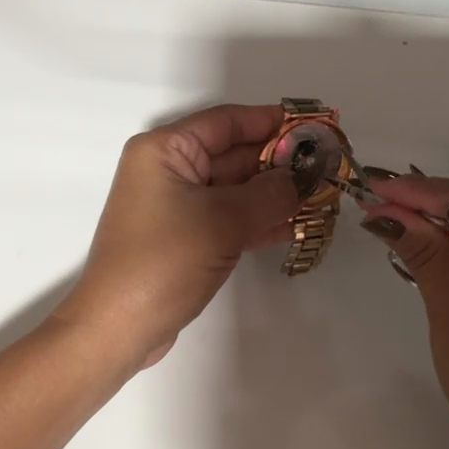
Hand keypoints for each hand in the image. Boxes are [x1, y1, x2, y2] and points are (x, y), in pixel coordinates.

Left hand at [55, 104, 301, 364]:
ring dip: (275, 193)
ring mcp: (176, 207)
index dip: (271, 121)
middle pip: (233, 154)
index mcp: (165, 150)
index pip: (226, 122)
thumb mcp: (222, 221)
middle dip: (280, 161)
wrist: (119, 326)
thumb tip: (302, 178)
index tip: (315, 126)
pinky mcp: (184, 238)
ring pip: (235, 189)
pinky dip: (260, 220)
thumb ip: (269, 194)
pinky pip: (229, 218)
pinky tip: (298, 224)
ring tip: (323, 195)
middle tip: (329, 166)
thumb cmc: (164, 260)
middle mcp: (168, 171)